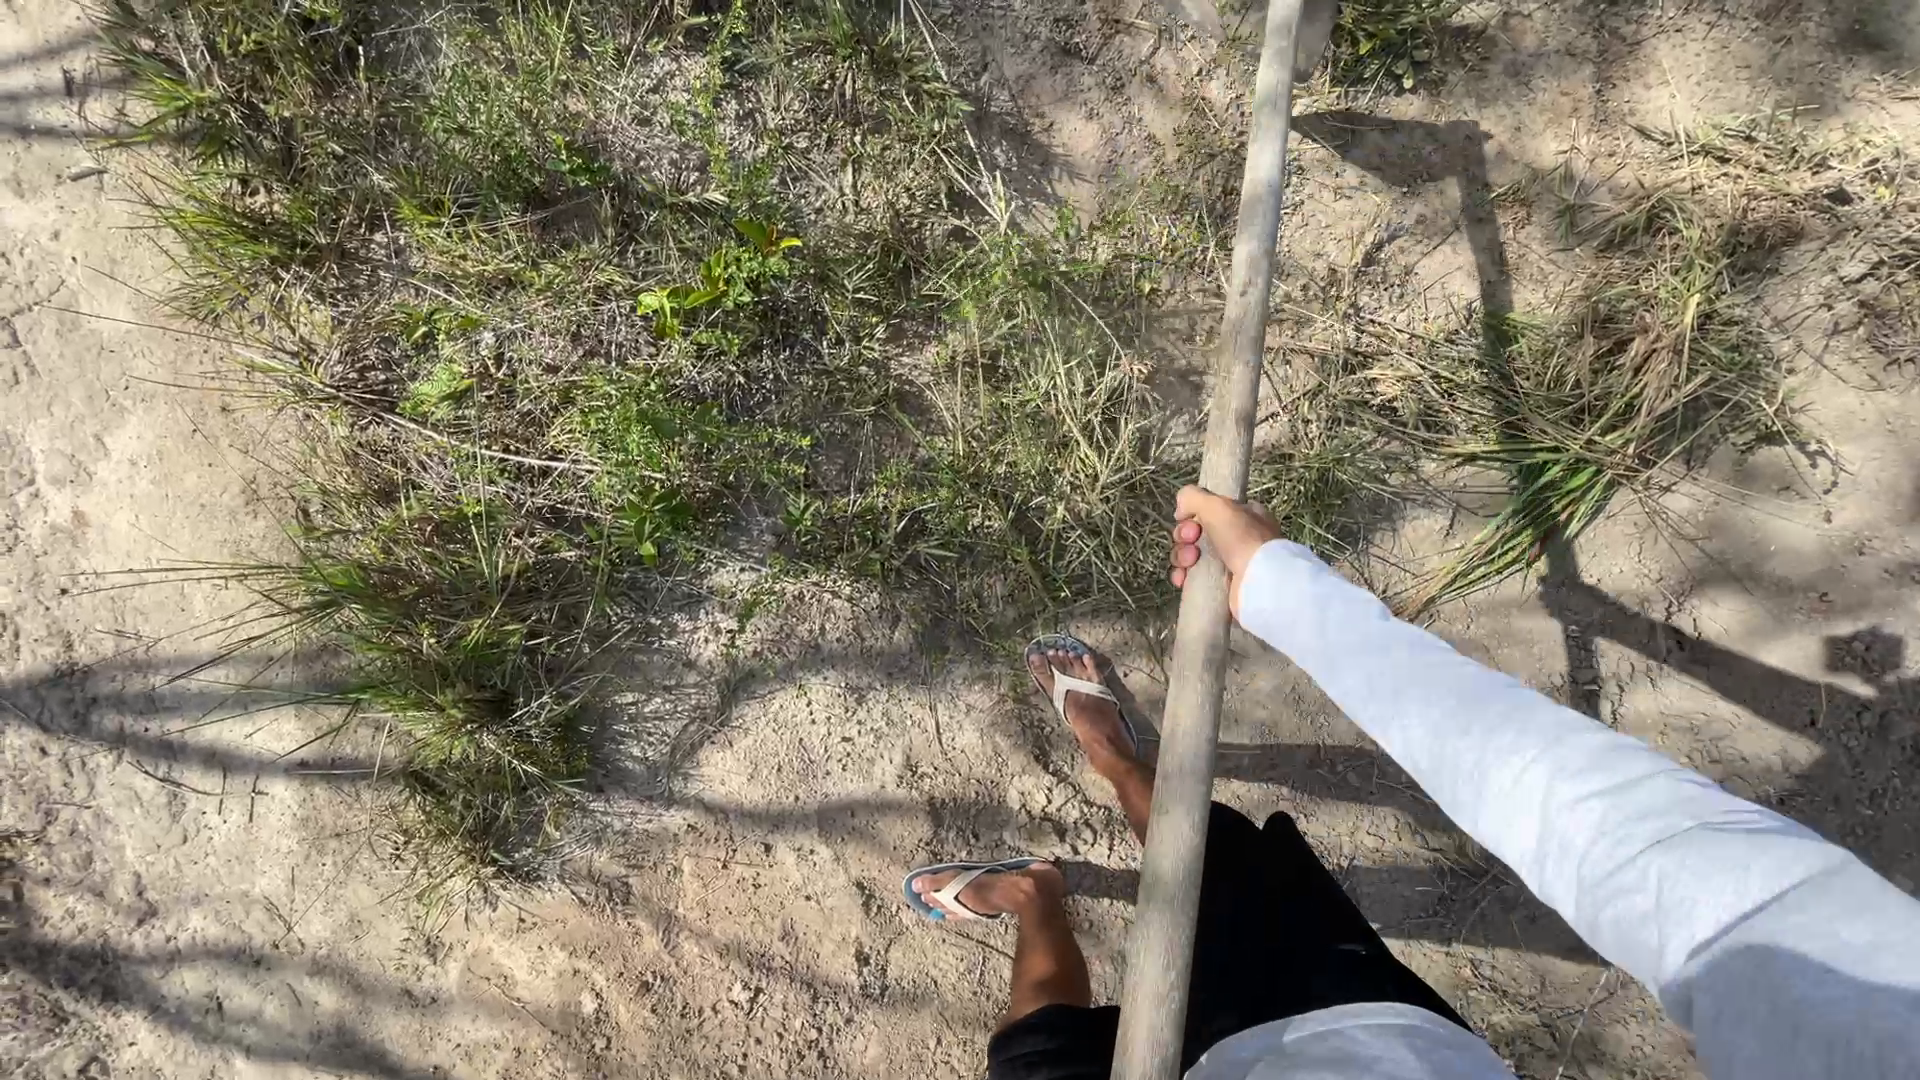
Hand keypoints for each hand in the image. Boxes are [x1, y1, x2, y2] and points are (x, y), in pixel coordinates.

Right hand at [1169, 485, 1280, 617]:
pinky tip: (1182, 578)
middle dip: (1184, 535)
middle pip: (1195, 531)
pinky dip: (1182, 575)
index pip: (1209, 509)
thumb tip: (1180, 510)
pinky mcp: (1219, 584)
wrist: (1259, 583)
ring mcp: (1227, 563)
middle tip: (1191, 540)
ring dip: (1181, 555)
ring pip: (1190, 554)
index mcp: (1243, 515)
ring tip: (1189, 561)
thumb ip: (1193, 497)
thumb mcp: (1218, 506)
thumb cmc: (1243, 539)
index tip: (1188, 518)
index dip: (1193, 513)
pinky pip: (1191, 576)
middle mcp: (1236, 538)